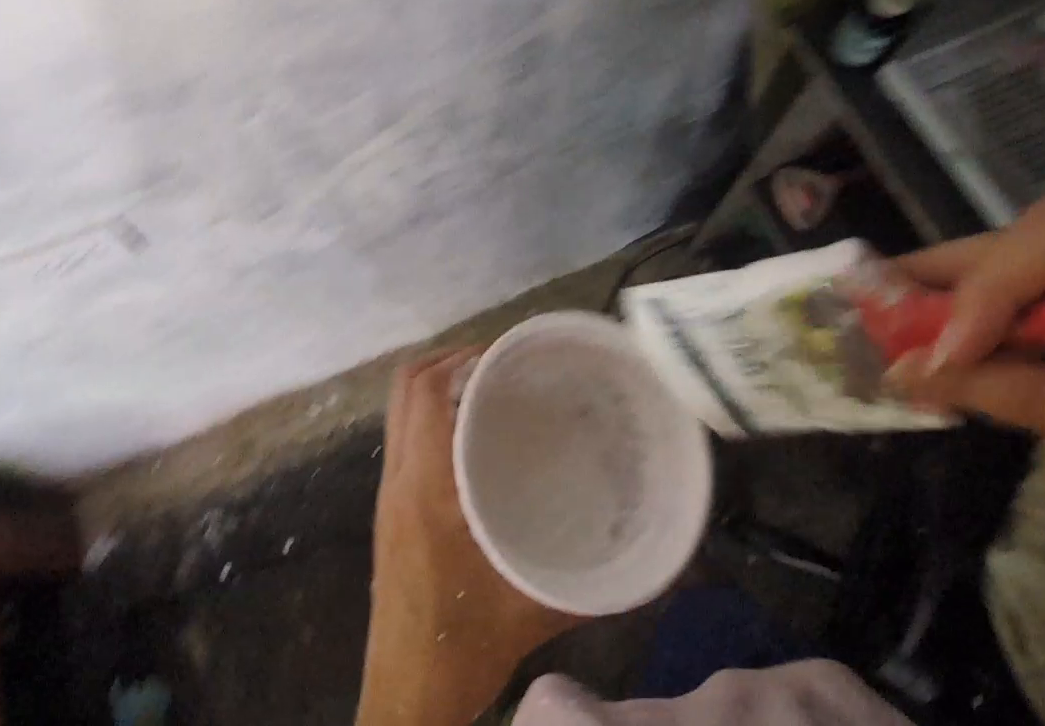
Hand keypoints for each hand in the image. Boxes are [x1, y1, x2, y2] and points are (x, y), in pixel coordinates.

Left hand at [356, 350, 584, 725]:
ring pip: (399, 413)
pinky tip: (475, 443)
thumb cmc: (462, 647)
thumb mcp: (534, 610)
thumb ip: (596, 582)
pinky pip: (403, 440)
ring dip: (437, 389)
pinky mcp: (388, 513)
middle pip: (405, 389)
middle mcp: (397, 481)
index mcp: (424, 489)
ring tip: (492, 392)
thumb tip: (658, 563)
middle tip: (503, 365)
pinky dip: (431, 420)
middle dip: (448, 362)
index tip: (509, 353)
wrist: (405, 696)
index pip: (426, 393)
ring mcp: (387, 496)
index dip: (461, 359)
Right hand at [886, 171, 1044, 536]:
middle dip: (963, 285)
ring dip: (975, 292)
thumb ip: (1036, 399)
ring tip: (900, 318)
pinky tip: (961, 324)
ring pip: (1043, 246)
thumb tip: (912, 376)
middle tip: (878, 313)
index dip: (989, 288)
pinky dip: (1011, 302)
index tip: (934, 354)